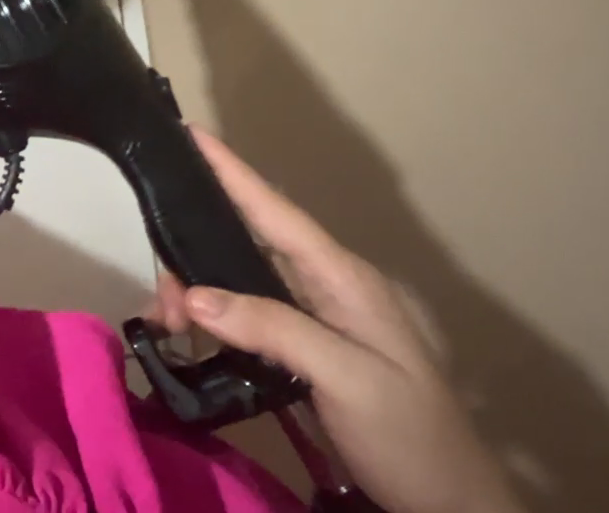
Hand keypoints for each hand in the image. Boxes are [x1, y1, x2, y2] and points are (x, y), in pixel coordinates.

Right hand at [148, 129, 524, 512]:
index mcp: (341, 277)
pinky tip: (183, 334)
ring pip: (230, 276)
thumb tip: (193, 296)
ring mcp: (309, 314)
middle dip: (189, 254)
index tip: (190, 133)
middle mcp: (321, 284)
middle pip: (240, 242)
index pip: (275, 210)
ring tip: (167, 326)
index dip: (232, 171)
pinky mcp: (295, 344)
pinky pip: (235, 310)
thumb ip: (274, 329)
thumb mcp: (348, 378)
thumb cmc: (410, 434)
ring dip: (191, 292)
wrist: (449, 506)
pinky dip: (204, 316)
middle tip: (159, 300)